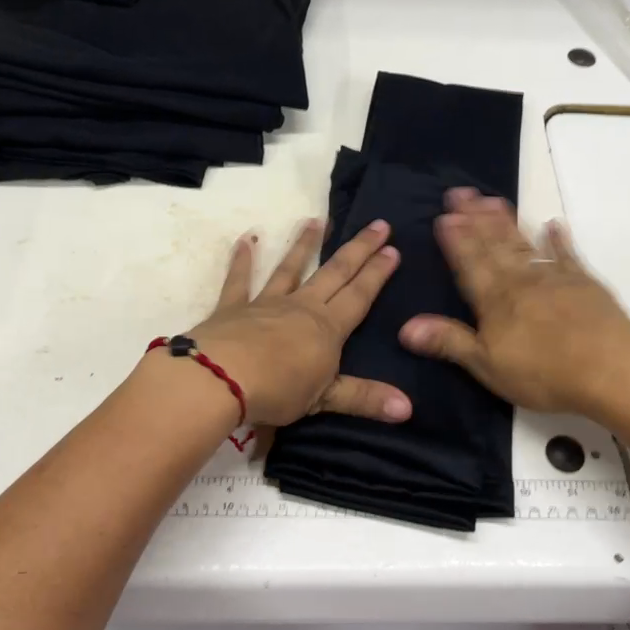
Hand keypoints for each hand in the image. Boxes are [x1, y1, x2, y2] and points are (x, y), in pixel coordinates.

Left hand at [186, 219, 411, 426]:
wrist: (221, 378)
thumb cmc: (278, 390)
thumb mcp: (325, 400)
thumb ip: (365, 398)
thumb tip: (408, 409)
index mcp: (327, 328)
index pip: (359, 295)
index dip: (377, 273)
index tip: (393, 248)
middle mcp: (301, 307)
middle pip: (335, 273)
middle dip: (358, 249)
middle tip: (378, 224)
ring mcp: (266, 304)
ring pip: (290, 269)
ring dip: (304, 244)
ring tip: (316, 221)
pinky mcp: (232, 308)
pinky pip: (239, 280)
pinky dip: (242, 260)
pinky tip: (246, 239)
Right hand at [399, 188, 629, 416]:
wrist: (610, 367)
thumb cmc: (544, 372)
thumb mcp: (487, 364)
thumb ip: (449, 341)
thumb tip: (405, 326)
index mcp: (495, 300)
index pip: (470, 264)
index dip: (456, 241)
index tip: (444, 215)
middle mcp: (521, 281)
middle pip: (494, 246)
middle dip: (476, 219)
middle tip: (462, 192)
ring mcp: (554, 279)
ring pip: (524, 244)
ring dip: (507, 222)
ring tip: (493, 199)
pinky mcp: (585, 284)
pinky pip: (567, 256)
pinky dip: (558, 240)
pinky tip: (553, 225)